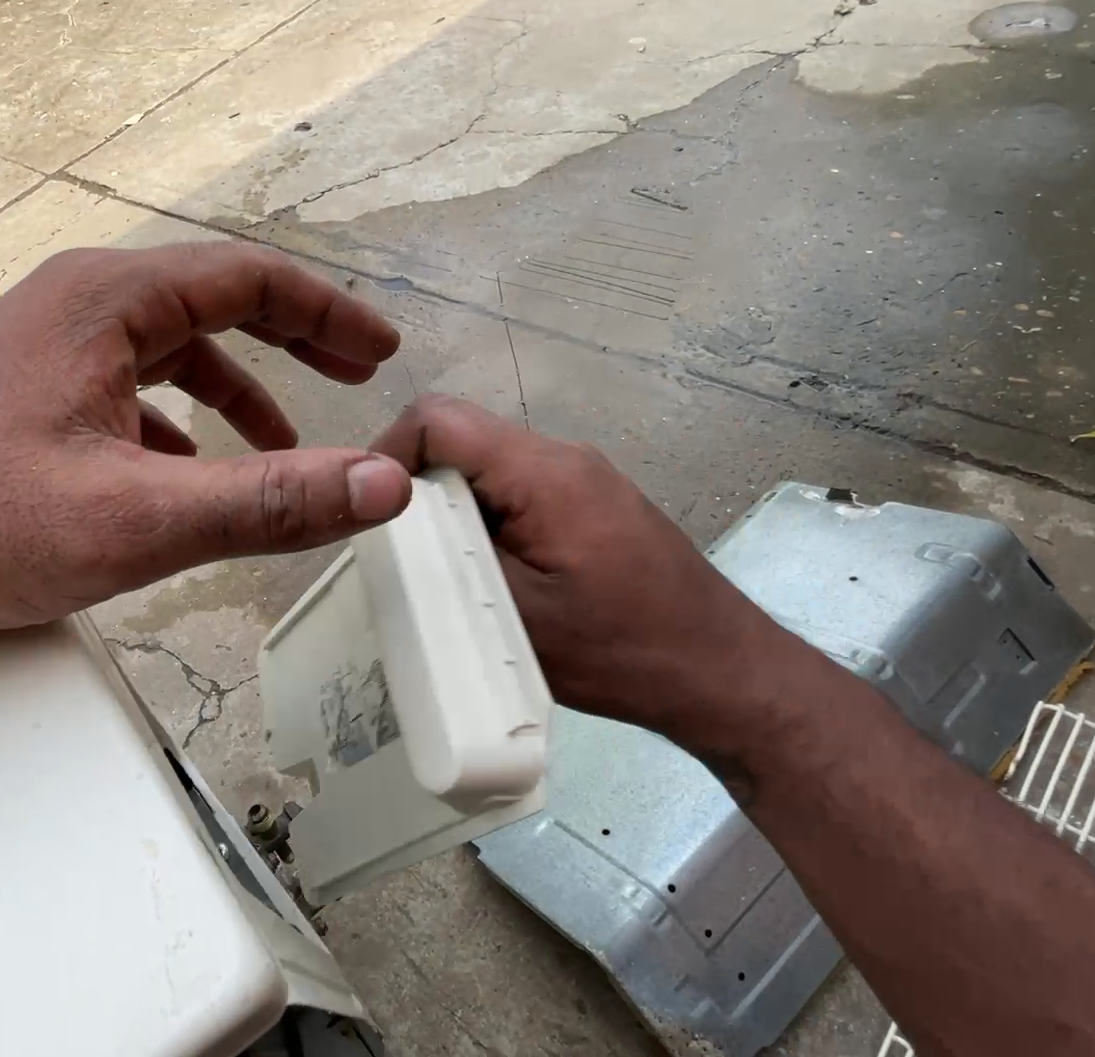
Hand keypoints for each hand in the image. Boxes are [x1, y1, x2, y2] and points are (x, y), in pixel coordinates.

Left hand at [0, 242, 413, 639]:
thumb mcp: (136, 521)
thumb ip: (265, 503)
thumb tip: (378, 486)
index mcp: (106, 304)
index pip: (249, 278)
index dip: (328, 312)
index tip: (380, 350)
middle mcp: (75, 308)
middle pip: (212, 305)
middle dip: (292, 341)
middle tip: (356, 374)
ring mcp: (45, 350)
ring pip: (168, 354)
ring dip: (235, 391)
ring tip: (284, 444)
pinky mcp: (27, 396)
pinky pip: (127, 393)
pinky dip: (178, 423)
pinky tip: (188, 469)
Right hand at [369, 395, 817, 756]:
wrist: (723, 675)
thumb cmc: (620, 650)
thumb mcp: (516, 615)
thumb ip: (447, 560)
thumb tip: (390, 527)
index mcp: (542, 472)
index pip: (438, 419)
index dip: (388, 453)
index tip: (370, 514)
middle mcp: (562, 456)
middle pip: (459, 437)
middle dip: (415, 488)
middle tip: (400, 553)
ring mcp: (580, 477)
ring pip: (484, 465)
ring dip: (448, 508)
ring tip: (440, 570)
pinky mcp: (588, 503)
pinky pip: (514, 488)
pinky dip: (481, 520)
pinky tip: (487, 574)